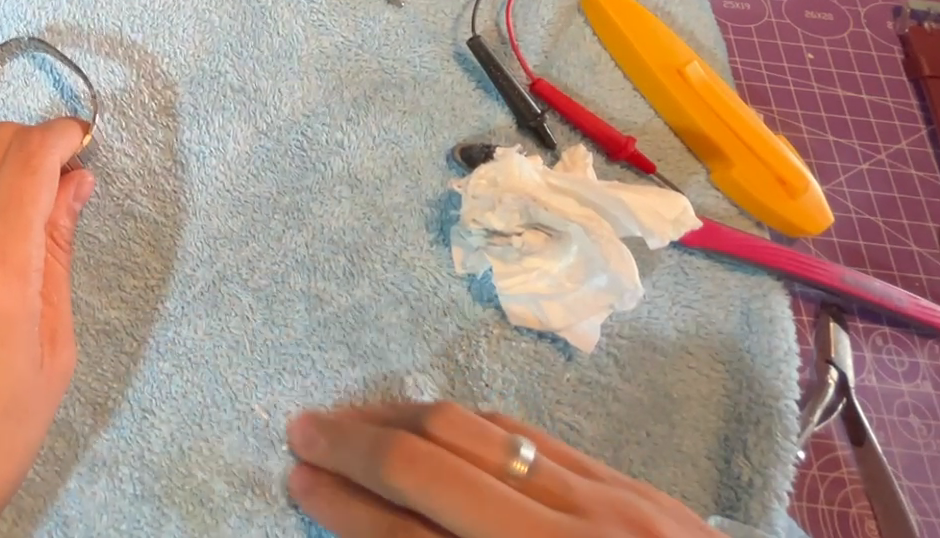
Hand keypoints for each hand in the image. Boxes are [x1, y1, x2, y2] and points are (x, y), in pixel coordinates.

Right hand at [286, 403, 721, 536]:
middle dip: (354, 445)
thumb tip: (382, 534)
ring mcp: (615, 507)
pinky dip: (463, 421)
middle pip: (432, 467)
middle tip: (300, 432)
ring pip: (475, 430)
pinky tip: (432, 419)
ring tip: (351, 414)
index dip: (346, 508)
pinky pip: (529, 434)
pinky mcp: (642, 489)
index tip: (297, 481)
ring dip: (399, 415)